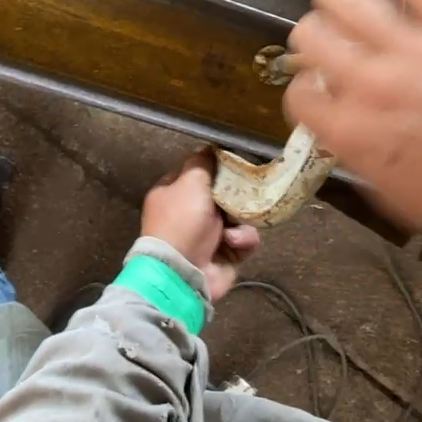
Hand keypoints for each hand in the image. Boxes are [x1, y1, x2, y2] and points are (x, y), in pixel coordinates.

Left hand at [140, 149, 260, 299]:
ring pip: (239, 216)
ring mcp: (208, 235)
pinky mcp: (226, 254)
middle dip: (237, 193)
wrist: (183, 273)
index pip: (197, 171)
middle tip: (249, 188)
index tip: (236, 158)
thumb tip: (211, 147)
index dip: (215, 164)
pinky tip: (232, 242)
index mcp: (173, 193)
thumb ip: (202, 163)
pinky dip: (242, 240)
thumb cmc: (182, 221)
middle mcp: (190, 212)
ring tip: (233, 226)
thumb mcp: (189, 183)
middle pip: (223, 193)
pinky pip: (245, 239)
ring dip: (241, 220)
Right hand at [283, 0, 421, 263]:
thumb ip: (358, 155)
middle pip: (311, 36)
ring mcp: (416, 49)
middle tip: (337, 41)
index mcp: (353, 134)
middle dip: (316, 38)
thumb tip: (345, 125)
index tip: (323, 88)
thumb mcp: (395, 198)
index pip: (300, 94)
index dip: (308, 89)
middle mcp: (371, 86)